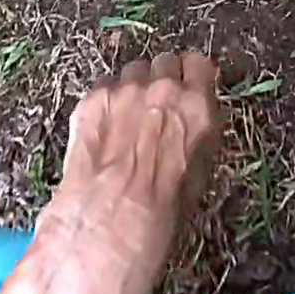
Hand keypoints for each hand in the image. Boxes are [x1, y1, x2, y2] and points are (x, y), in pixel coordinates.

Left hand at [0, 52, 220, 293]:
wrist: (104, 231)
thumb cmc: (159, 218)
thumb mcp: (198, 175)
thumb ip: (197, 132)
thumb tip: (193, 120)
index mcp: (197, 108)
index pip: (199, 64)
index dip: (191, 76)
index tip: (187, 86)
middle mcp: (164, 89)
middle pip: (165, 62)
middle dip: (161, 80)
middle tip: (154, 107)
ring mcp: (127, 89)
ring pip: (134, 70)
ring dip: (133, 88)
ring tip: (125, 121)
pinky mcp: (95, 96)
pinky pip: (106, 86)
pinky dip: (107, 102)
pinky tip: (103, 131)